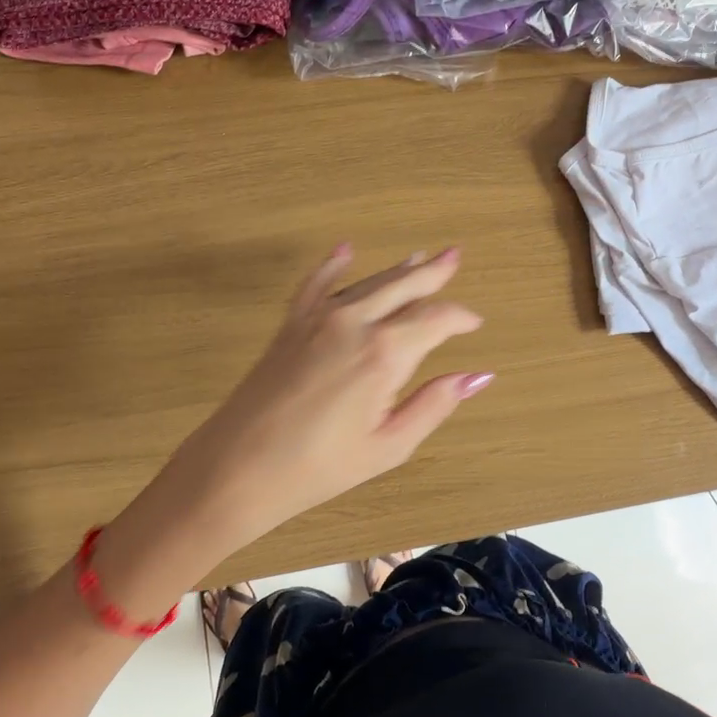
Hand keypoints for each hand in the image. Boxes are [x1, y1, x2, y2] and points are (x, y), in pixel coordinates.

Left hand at [160, 244, 489, 547]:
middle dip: (432, 272)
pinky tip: (344, 250)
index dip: (460, 317)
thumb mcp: (388, 446)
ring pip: (367, 282)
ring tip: (417, 257)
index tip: (474, 323)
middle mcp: (354, 322)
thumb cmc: (319, 467)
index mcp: (385, 353)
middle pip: (403, 286)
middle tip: (453, 256)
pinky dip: (333, 266)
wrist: (238, 465)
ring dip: (395, 270)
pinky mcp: (291, 325)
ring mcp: (318, 319)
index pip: (435, 319)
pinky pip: (316, 284)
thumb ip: (434, 405)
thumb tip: (478, 376)